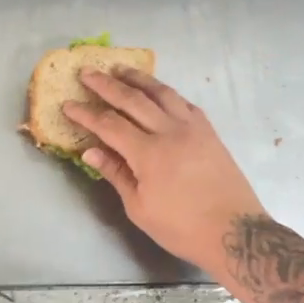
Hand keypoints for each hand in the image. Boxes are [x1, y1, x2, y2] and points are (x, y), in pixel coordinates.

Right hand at [62, 69, 266, 274]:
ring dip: (138, 79)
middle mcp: (170, 132)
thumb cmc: (182, 228)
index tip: (67, 104)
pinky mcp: (209, 132)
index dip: (86, 114)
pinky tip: (157, 91)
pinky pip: (184, 103)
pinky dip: (165, 93)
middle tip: (87, 73)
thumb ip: (115, 174)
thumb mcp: (139, 208)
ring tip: (120, 69)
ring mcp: (193, 129)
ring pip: (162, 93)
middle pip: (133, 100)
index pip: (109, 125)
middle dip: (106, 85)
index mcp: (149, 154)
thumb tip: (90, 151)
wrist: (236, 232)